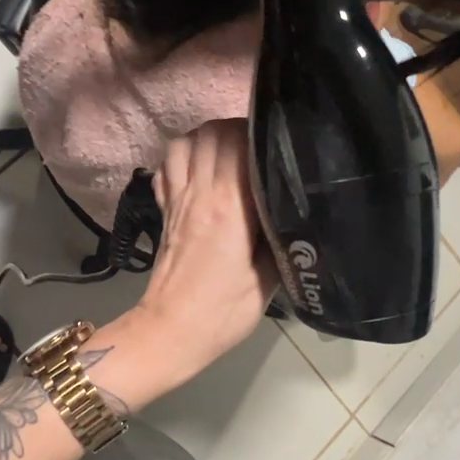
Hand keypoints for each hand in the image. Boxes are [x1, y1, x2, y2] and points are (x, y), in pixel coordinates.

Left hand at [128, 120, 277, 376]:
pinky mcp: (165, 209)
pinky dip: (183, 157)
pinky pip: (169, 166)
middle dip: (236, 129)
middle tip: (258, 145)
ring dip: (207, 138)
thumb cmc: (222, 311)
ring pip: (185, 143)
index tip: (277, 142)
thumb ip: (280, 236)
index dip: (257, 132)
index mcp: (230, 207)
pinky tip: (200, 170)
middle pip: (210, 134)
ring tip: (230, 151)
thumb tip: (294, 210)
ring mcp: (177, 199)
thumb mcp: (267, 279)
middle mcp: (200, 193)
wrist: (170, 331)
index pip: (237, 143)